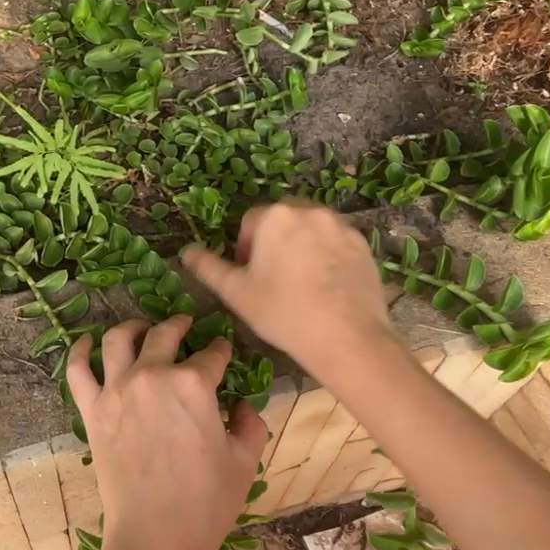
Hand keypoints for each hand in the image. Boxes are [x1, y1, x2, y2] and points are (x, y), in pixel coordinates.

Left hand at [65, 317, 265, 549]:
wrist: (157, 534)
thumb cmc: (207, 501)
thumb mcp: (244, 461)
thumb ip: (250, 423)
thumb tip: (242, 404)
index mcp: (193, 383)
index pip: (212, 354)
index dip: (221, 349)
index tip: (223, 349)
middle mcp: (152, 374)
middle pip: (164, 335)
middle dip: (178, 324)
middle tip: (185, 323)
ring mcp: (117, 389)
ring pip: (118, 339)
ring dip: (132, 327)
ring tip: (141, 327)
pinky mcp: (92, 408)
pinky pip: (78, 369)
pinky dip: (80, 350)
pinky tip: (87, 341)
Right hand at [180, 199, 400, 381]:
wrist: (348, 338)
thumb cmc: (283, 312)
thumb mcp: (235, 292)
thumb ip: (208, 267)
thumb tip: (186, 252)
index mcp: (274, 217)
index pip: (250, 221)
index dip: (245, 248)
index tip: (251, 276)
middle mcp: (308, 211)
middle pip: (281, 220)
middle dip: (274, 241)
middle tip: (273, 278)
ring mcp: (340, 226)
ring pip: (310, 229)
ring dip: (300, 246)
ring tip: (300, 282)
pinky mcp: (363, 245)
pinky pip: (336, 242)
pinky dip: (327, 256)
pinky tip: (325, 286)